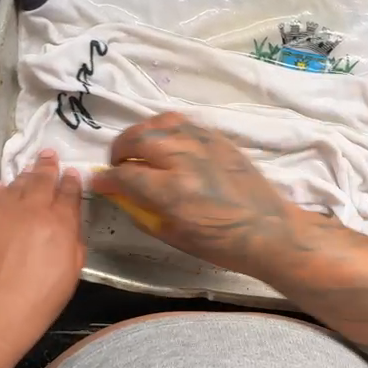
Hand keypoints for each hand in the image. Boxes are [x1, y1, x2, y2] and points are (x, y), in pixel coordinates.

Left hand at [0, 150, 84, 359]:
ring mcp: (2, 211)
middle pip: (42, 179)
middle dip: (48, 166)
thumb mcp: (70, 275)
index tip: (72, 173)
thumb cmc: (38, 303)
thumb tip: (69, 228)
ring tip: (29, 168)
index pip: (69, 193)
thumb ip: (73, 245)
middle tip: (49, 154)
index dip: (72, 182)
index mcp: (60, 223)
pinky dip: (0, 189)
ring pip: (16, 183)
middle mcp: (32, 209)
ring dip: (25, 175)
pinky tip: (3, 187)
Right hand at [88, 113, 307, 275]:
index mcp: (171, 191)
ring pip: (159, 124)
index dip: (107, 180)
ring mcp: (203, 144)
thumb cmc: (220, 244)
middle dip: (119, 151)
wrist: (268, 231)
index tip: (99, 183)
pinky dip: (165, 129)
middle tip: (117, 164)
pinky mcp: (218, 138)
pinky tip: (164, 142)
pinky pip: (183, 122)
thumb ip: (143, 213)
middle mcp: (184, 160)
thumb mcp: (174, 237)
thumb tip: (122, 197)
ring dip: (140, 134)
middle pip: (137, 140)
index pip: (125, 175)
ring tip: (137, 148)